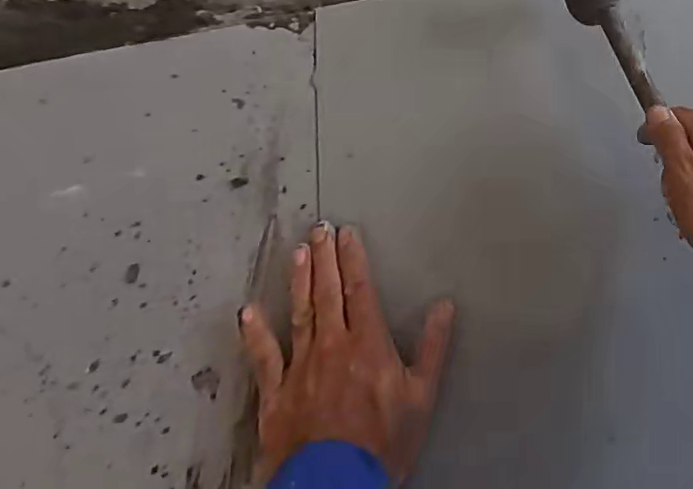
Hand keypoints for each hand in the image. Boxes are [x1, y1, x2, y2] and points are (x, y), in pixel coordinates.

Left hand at [239, 223, 455, 485]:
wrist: (335, 486)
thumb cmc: (383, 441)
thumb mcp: (421, 394)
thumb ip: (432, 346)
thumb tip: (444, 305)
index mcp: (368, 342)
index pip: (360, 289)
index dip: (354, 258)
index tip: (347, 233)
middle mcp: (333, 346)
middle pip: (328, 292)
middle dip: (325, 258)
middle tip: (319, 228)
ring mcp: (301, 369)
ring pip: (299, 314)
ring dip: (298, 281)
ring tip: (297, 252)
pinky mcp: (276, 396)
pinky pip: (264, 359)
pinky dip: (255, 335)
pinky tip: (248, 312)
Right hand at [643, 105, 692, 261]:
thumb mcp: (680, 170)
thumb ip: (668, 137)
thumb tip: (657, 110)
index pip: (675, 115)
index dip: (656, 128)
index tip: (645, 146)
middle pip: (686, 139)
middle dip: (671, 161)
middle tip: (668, 187)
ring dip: (683, 181)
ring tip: (683, 207)